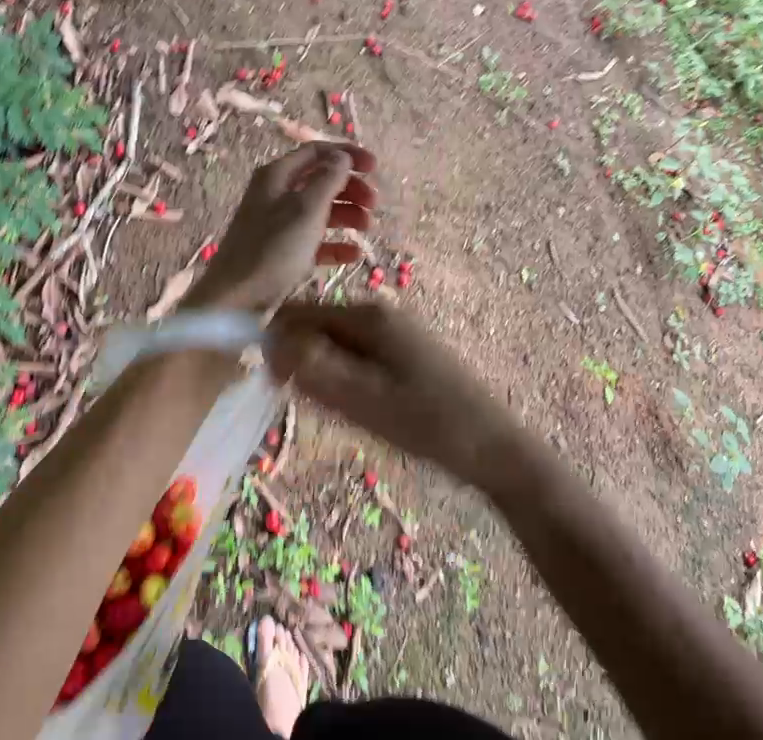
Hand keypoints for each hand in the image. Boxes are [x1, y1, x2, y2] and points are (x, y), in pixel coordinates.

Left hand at [184, 144, 377, 312]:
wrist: (237, 299)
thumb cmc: (272, 249)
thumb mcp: (305, 209)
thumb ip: (327, 180)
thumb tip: (342, 156)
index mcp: (277, 176)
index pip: (316, 152)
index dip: (347, 155)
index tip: (375, 168)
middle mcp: (276, 195)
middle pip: (320, 180)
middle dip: (350, 188)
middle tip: (374, 204)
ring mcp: (279, 225)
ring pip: (319, 211)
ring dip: (346, 215)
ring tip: (367, 228)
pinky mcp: (283, 252)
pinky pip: (314, 241)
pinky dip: (335, 244)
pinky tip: (354, 255)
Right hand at [265, 303, 524, 491]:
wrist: (495, 448)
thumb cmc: (427, 424)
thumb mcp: (361, 400)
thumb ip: (312, 369)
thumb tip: (268, 343)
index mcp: (368, 315)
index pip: (296, 313)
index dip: (277, 345)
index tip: (279, 385)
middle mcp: (379, 313)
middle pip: (314, 328)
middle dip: (305, 365)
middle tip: (326, 406)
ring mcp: (393, 332)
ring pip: (333, 347)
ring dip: (328, 378)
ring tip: (353, 413)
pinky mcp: (403, 353)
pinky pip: (355, 359)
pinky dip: (349, 383)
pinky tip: (370, 411)